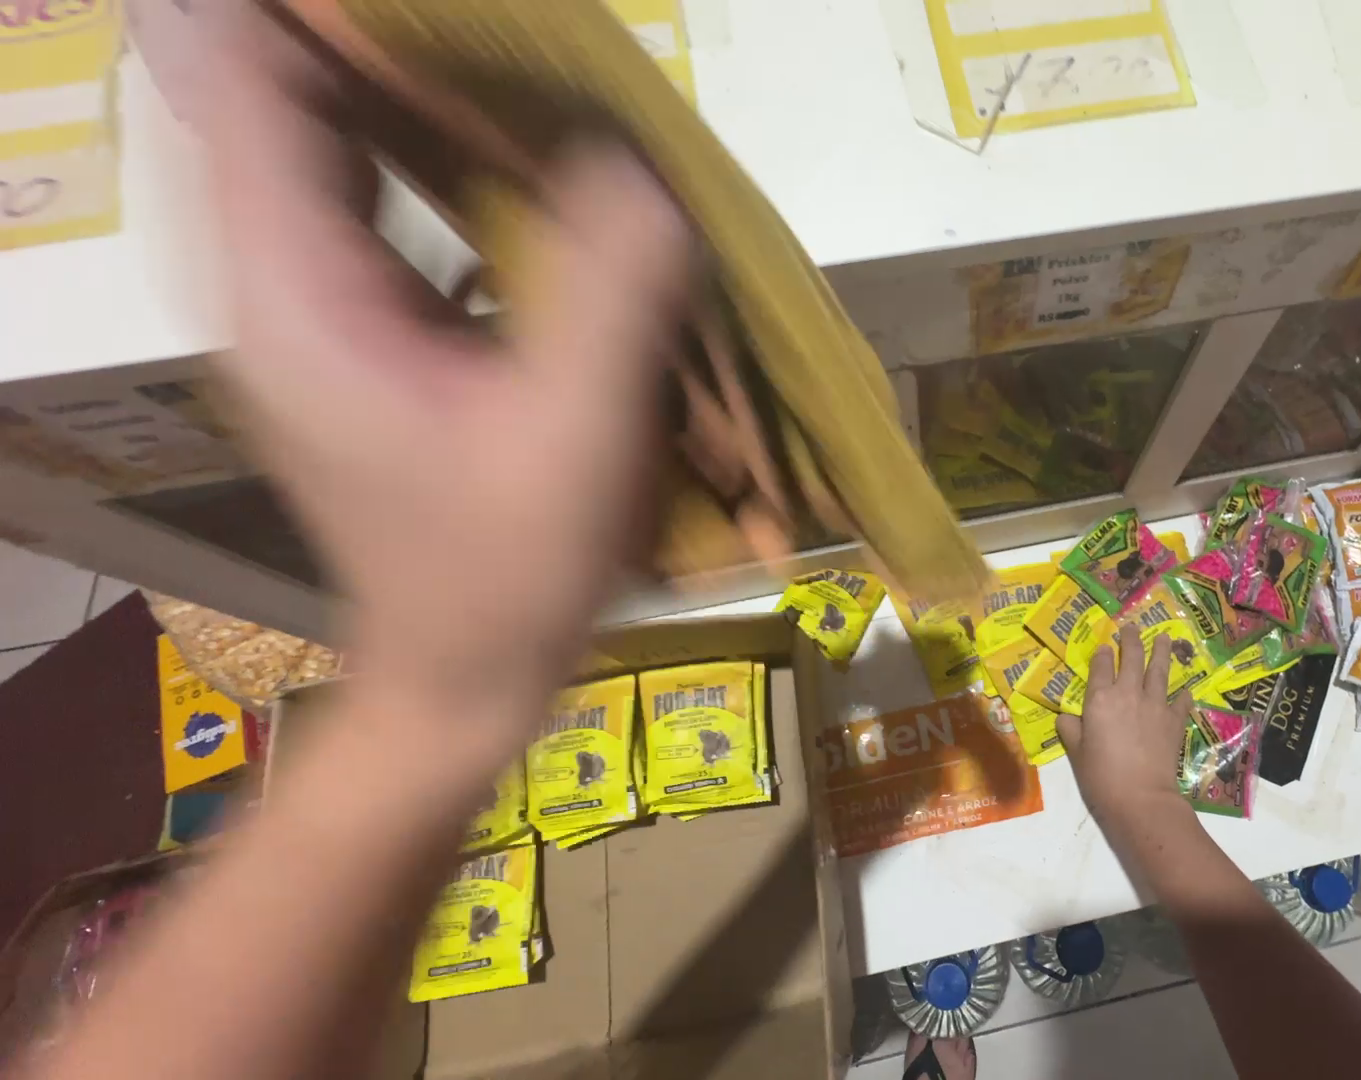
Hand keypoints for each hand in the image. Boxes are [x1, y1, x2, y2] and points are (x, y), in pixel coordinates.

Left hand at [203, 8, 690, 766]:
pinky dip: (449, 185)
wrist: (466, 678)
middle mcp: (283, 283)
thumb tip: (643, 170)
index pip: (248, 71)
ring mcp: (326, 318)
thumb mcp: (576, 437)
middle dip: (396, 48)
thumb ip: (608, 297)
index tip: (460, 8)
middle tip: (520, 46)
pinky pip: (393, 226)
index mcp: (297, 289)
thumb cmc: (511, 573)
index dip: (331, 11)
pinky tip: (532, 197)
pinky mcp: (376, 351)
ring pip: (344, 160)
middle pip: (293, 101)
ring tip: (531, 92)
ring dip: (425, 111)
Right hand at [1058, 626, 1191, 832]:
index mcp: (1100, 698)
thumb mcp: (1076, 752)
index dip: (1101, 653)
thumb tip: (1066, 717)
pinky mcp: (1174, 721)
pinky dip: (1183, 694)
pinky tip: (1185, 689)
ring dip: (1161, 652)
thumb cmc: (1100, 776)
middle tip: (1132, 627)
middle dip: (1131, 640)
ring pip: (1159, 670)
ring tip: (1164, 638)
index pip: (1100, 666)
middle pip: (1131, 658)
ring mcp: (1155, 704)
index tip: (1103, 646)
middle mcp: (1128, 693)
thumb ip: (1070, 729)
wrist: (1140, 797)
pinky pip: (1180, 701)